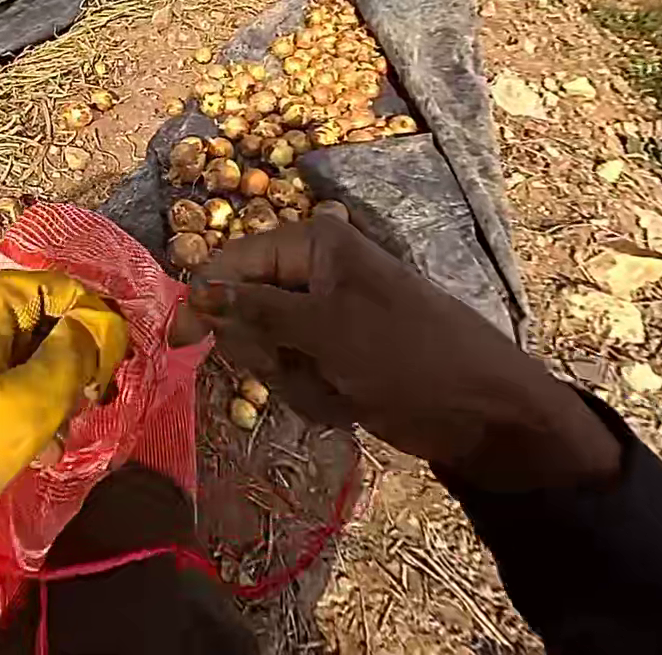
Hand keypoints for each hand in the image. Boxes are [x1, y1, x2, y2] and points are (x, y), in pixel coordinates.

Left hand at [0, 271, 127, 654]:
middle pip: (54, 320)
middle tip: (91, 406)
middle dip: (80, 362)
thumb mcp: (29, 400)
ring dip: (60, 393)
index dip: (101, 324)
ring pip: (37, 357)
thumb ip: (77, 354)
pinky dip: (34, 411)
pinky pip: (14, 386)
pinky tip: (40, 451)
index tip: (117, 371)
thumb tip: (106, 325)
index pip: (70, 287)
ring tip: (62, 436)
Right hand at [193, 218, 617, 491]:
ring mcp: (318, 316)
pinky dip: (310, 393)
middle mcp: (309, 273)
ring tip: (335, 386)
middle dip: (264, 348)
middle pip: (242, 308)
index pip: (233, 263)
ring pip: (262, 347)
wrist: (484, 414)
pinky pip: (289, 373)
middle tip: (296, 364)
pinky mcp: (327, 352)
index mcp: (311, 246)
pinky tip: (346, 400)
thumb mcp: (327, 328)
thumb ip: (257, 309)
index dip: (204, 299)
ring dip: (291, 377)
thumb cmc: (407, 353)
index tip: (177, 342)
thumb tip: (199, 291)